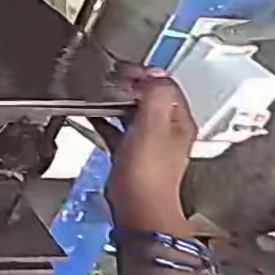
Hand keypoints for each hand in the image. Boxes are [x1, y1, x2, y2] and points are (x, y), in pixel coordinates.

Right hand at [106, 63, 197, 230]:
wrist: (137, 204)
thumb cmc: (147, 170)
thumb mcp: (154, 125)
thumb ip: (155, 96)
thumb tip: (155, 73)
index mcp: (179, 122)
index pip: (167, 86)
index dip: (147, 74)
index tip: (124, 70)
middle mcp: (168, 130)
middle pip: (151, 98)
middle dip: (132, 85)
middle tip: (112, 78)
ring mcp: (149, 142)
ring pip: (134, 112)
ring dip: (118, 100)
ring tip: (102, 92)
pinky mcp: (130, 153)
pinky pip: (118, 128)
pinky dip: (106, 118)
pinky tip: (94, 116)